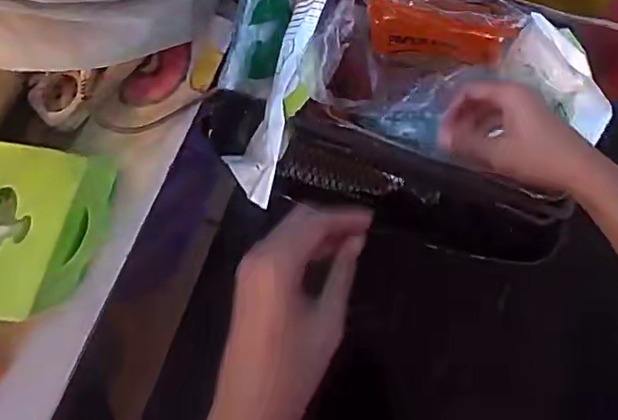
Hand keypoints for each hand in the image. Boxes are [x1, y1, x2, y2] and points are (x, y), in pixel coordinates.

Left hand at [209, 203, 371, 419]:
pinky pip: (278, 245)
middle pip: (299, 218)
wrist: (249, 410)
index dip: (344, 216)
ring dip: (317, 229)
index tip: (370, 218)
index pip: (315, 222)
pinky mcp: (247, 277)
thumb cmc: (292, 370)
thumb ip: (342, 273)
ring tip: (350, 238)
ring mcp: (249, 265)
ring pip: (288, 229)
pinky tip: (325, 253)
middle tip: (362, 226)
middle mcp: (258, 254)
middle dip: (331, 218)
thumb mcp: (327, 322)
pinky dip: (302, 242)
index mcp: (276, 262)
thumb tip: (356, 241)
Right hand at [439, 79, 617, 197]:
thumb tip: (441, 140)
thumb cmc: (539, 158)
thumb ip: (468, 144)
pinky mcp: (535, 119)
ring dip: (475, 124)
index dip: (452, 108)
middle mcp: (517, 93)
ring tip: (462, 145)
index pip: (470, 90)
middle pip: (480, 98)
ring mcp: (528, 105)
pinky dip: (489, 129)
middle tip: (449, 138)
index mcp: (508, 93)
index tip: (442, 128)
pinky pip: (504, 117)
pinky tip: (484, 147)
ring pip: (492, 109)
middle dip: (462, 117)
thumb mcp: (499, 153)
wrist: (583, 171)